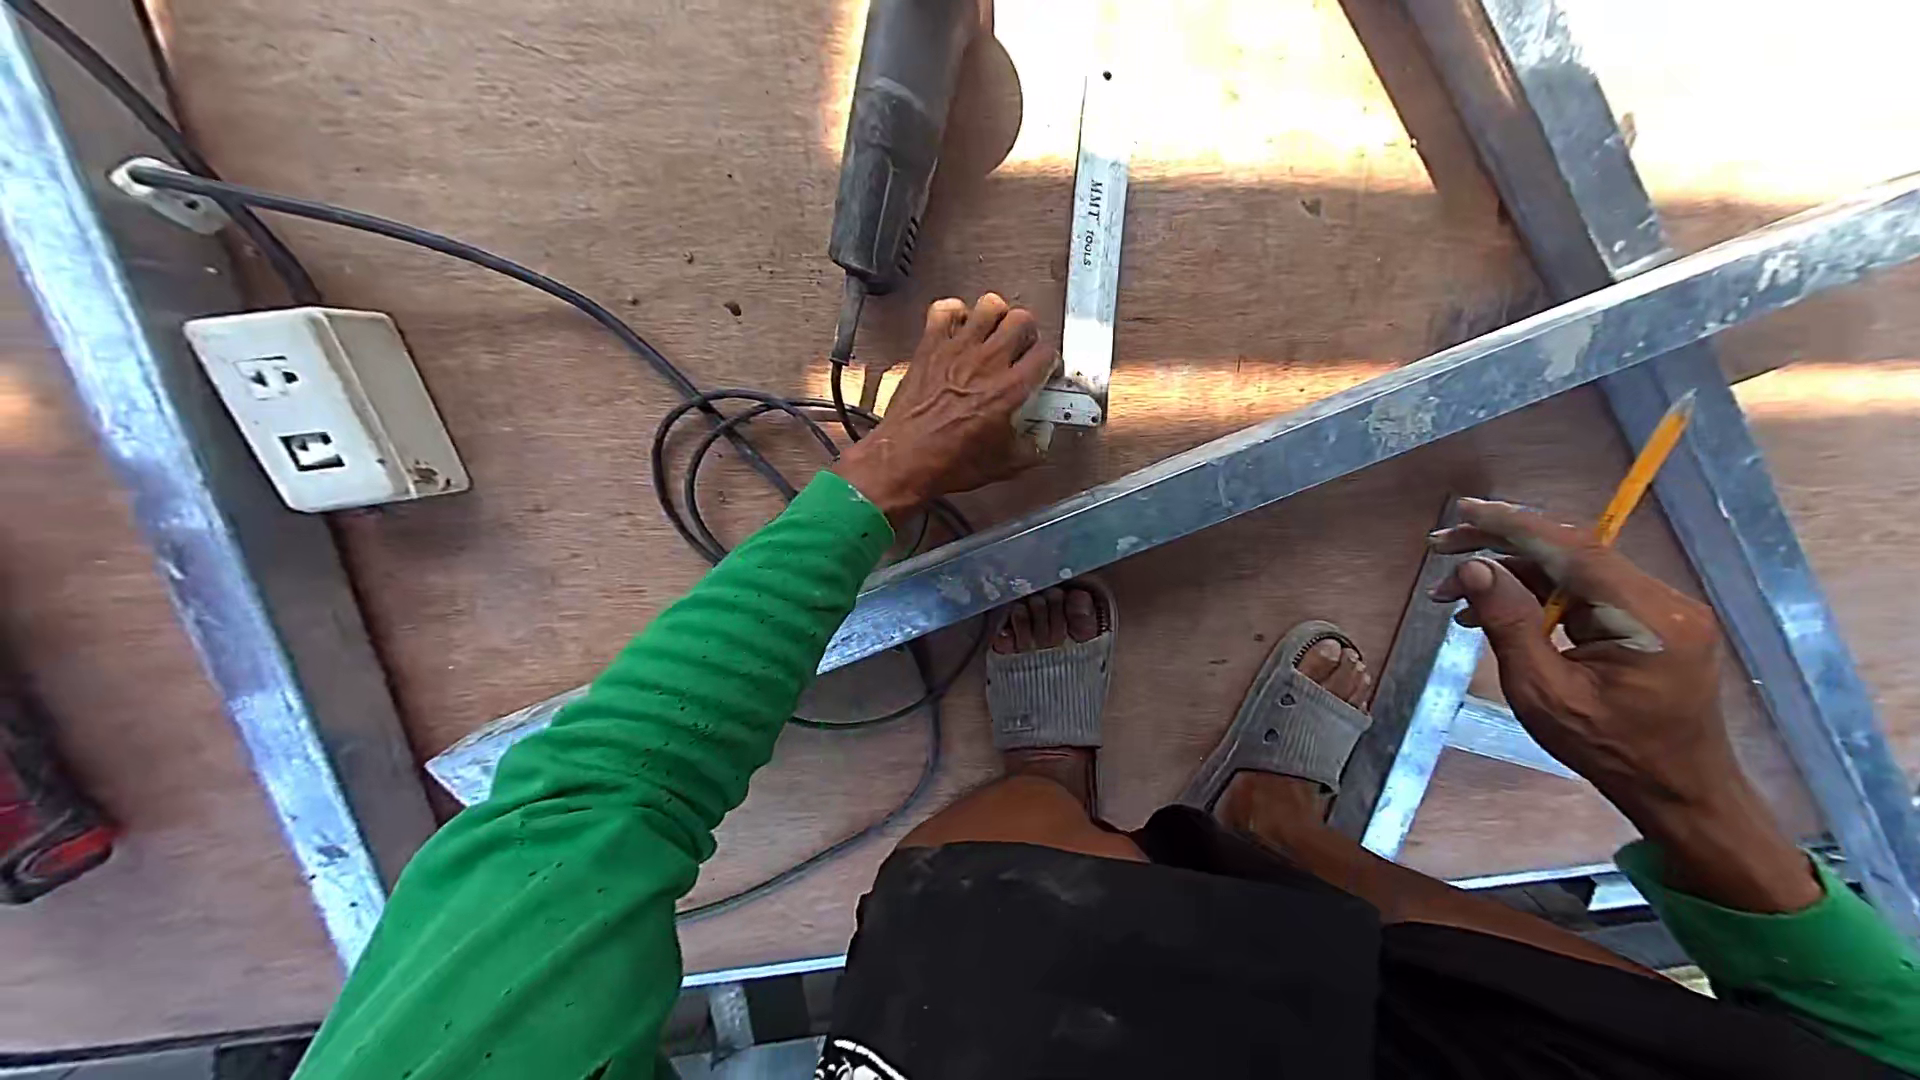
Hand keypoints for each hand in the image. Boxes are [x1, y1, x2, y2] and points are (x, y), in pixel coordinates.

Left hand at [832, 293, 1057, 523]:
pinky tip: (959, 328)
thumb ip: (1032, 447)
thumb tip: (1041, 437)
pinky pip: (945, 310)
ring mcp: (957, 350)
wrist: (905, 460)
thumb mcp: (1003, 465)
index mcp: (1009, 391)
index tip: (1043, 369)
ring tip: (993, 333)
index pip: (1045, 354)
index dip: (1049, 360)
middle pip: (1023, 320)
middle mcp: (987, 363)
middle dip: (1027, 333)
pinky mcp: (930, 346)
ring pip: (990, 306)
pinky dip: (955, 312)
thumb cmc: (949, 463)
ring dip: (997, 317)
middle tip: (1021, 348)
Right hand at [1429, 498, 1819, 912]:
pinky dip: (1529, 595)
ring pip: (1568, 571)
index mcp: (1648, 620)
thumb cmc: (1606, 748)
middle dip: (1500, 545)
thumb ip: (1509, 622)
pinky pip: (1578, 592)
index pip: (1575, 551)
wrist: (1675, 790)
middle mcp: (1662, 603)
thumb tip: (1474, 567)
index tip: (1465, 511)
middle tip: (1440, 547)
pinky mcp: (1644, 622)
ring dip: (1507, 575)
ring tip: (1450, 595)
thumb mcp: (1542, 690)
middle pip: (1570, 553)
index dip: (1515, 525)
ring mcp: (1657, 611)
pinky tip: (1488, 612)